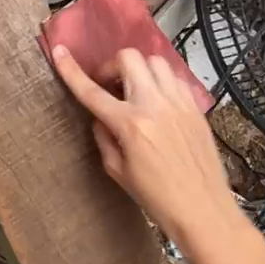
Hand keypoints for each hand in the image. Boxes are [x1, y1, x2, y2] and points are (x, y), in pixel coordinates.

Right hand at [50, 46, 241, 249]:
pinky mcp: (196, 108)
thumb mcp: (117, 170)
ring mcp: (179, 104)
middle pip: (129, 58)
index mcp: (131, 125)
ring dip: (138, 70)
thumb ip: (103, 136)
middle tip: (109, 86)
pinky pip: (175, 78)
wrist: (205, 211)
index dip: (71, 70)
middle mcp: (155, 106)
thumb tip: (101, 117)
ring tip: (135, 91)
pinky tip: (157, 102)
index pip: (92, 91)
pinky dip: (161, 82)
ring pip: (154, 61)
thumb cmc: (157, 198)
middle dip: (112, 67)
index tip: (59, 52)